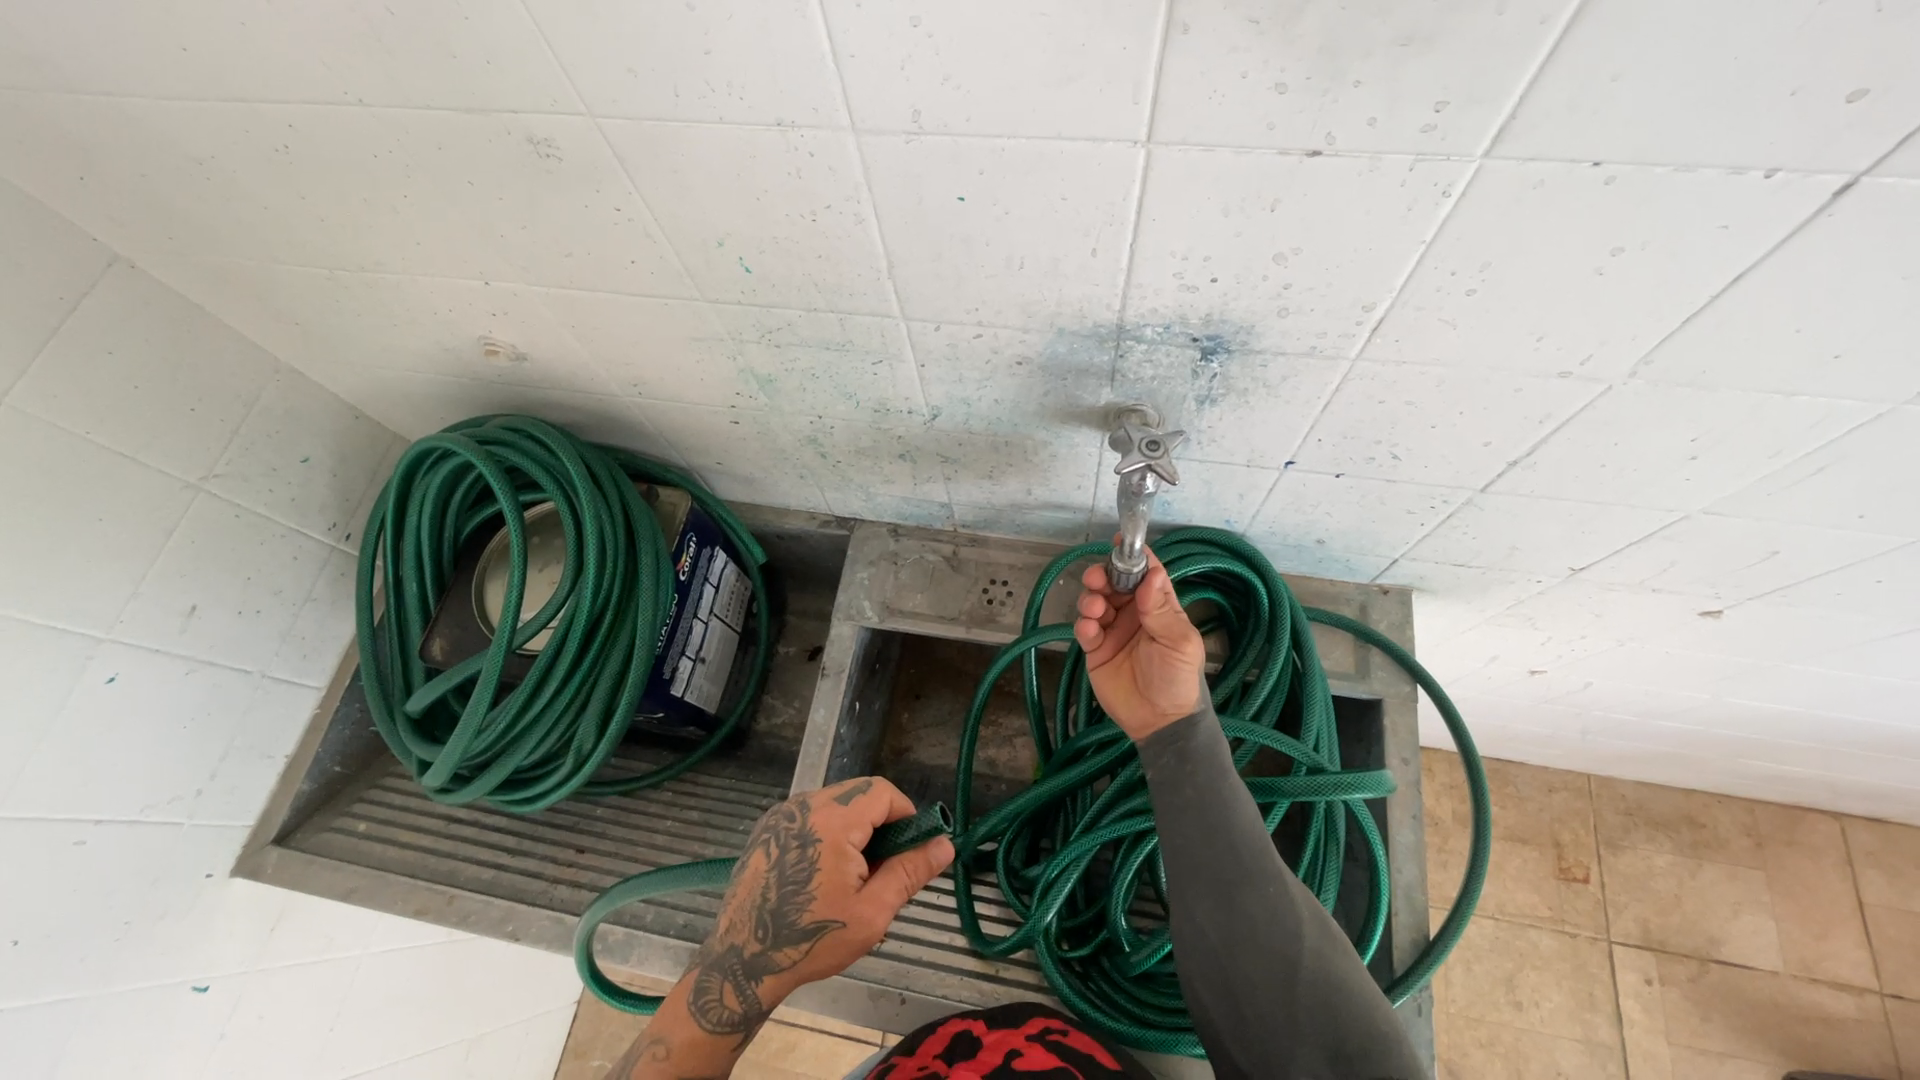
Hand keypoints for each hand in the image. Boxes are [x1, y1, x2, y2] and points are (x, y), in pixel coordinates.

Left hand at [683, 776, 953, 1040]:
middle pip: (859, 793)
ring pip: (836, 802)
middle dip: (881, 823)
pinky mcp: (767, 830)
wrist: (740, 962)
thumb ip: (909, 871)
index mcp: (832, 820)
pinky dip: (829, 832)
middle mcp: (805, 806)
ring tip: (855, 875)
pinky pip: (811, 815)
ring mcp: (782, 816)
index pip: (883, 791)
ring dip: (855, 827)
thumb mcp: (872, 912)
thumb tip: (945, 844)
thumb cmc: (811, 939)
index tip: (910, 850)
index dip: (905, 814)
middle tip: (884, 867)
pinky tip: (825, 874)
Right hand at [1074, 546, 1206, 741]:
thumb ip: (1160, 608)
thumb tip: (1152, 572)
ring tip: (1096, 609)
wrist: (1160, 721)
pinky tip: (1090, 630)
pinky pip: (1084, 628)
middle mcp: (1134, 613)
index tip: (1120, 542)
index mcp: (1159, 606)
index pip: (1146, 573)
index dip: (1134, 556)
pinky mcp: (1095, 649)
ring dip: (1092, 598)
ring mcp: (1113, 630)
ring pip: (1096, 601)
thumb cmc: (1177, 678)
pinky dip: (1083, 624)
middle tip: (1097, 579)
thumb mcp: (1178, 641)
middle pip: (1114, 582)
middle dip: (1103, 575)